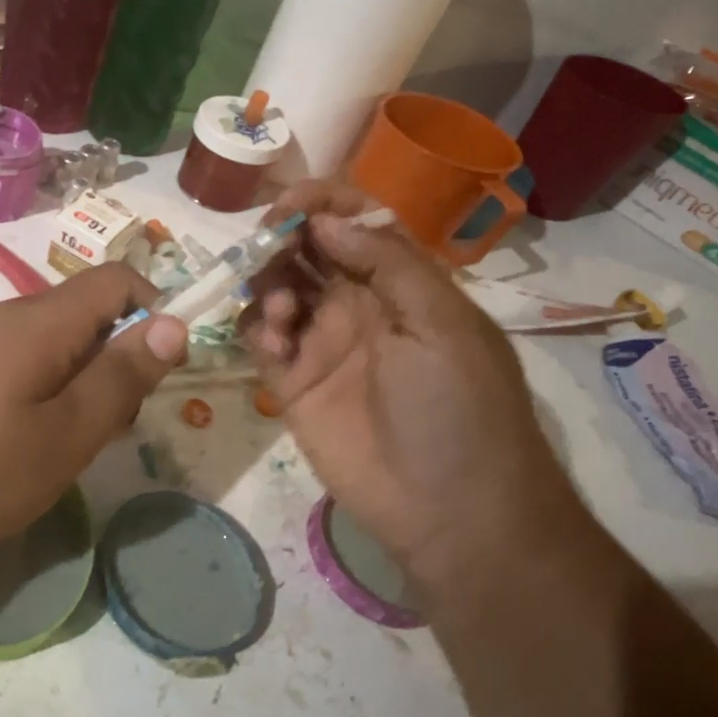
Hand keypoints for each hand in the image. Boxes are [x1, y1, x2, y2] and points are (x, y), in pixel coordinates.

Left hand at [0, 264, 187, 555]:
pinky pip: (29, 359)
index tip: (161, 371)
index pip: (116, 278)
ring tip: (72, 442)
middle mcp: (12, 315)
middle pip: (89, 310)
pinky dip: (52, 390)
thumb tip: (173, 322)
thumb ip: (122, 375)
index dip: (153, 311)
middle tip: (111, 424)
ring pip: (61, 340)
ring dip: (86, 381)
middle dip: (118, 357)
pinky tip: (35, 441)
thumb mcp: (69, 432)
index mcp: (41, 320)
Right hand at [248, 181, 581, 587]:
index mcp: (402, 284)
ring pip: (275, 285)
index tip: (288, 205)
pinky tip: (274, 345)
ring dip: (268, 283)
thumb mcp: (442, 325)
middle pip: (306, 247)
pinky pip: (259, 335)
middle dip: (281, 238)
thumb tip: (325, 219)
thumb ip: (386, 264)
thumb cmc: (460, 410)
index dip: (322, 202)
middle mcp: (358, 303)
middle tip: (266, 248)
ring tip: (281, 312)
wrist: (451, 513)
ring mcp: (321, 341)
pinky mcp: (290, 381)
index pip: (357, 222)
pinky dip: (256, 327)